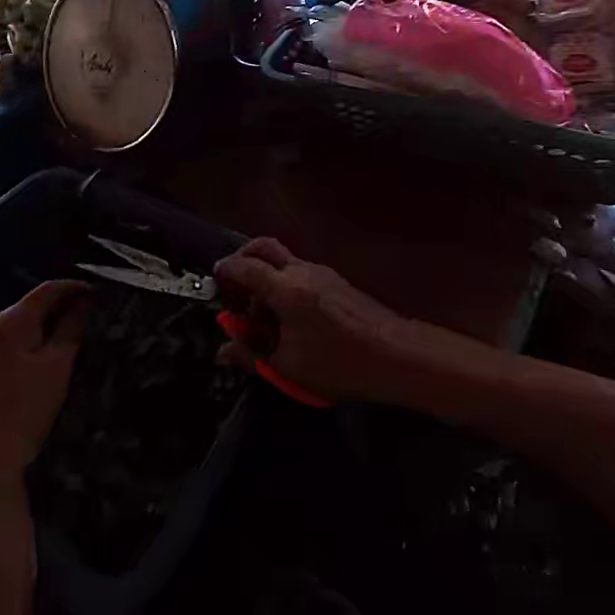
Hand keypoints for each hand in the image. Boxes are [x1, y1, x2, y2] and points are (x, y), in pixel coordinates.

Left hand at [0, 280, 88, 473]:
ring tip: (79, 339)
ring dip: (51, 329)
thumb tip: (84, 304)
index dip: (75, 288)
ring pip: (25, 329)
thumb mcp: (57, 365)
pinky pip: (16, 348)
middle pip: (34, 307)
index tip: (100, 294)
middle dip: (64, 308)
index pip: (48, 289)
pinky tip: (51, 363)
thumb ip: (71, 330)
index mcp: (13, 319)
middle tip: (94, 318)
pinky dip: (37, 347)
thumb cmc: (23, 404)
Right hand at [215, 238, 414, 403]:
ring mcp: (322, 273)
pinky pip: (300, 272)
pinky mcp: (337, 283)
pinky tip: (289, 316)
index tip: (215, 281)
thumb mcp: (289, 367)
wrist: (399, 356)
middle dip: (242, 259)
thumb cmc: (340, 362)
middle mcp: (301, 271)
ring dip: (265, 274)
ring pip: (283, 259)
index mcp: (284, 289)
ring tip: (262, 310)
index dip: (225, 271)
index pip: (244, 267)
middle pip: (263, 247)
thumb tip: (224, 352)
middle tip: (234, 283)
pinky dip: (284, 283)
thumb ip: (251, 356)